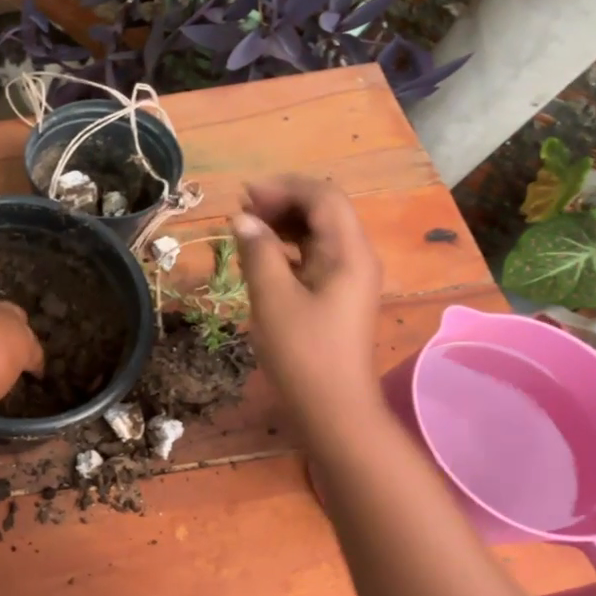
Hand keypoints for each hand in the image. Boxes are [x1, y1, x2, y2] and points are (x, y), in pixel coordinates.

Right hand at [233, 176, 383, 426]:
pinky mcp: (335, 295)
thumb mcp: (272, 298)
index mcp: (349, 254)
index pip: (324, 198)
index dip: (284, 188)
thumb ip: (258, 252)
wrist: (332, 408)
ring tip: (244, 228)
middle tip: (240, 211)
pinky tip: (258, 256)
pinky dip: (286, 247)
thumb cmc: (303, 352)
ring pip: (317, 233)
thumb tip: (242, 220)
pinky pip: (312, 255)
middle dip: (283, 202)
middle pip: (324, 211)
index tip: (244, 195)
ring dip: (282, 223)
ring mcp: (347, 278)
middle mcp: (355, 258)